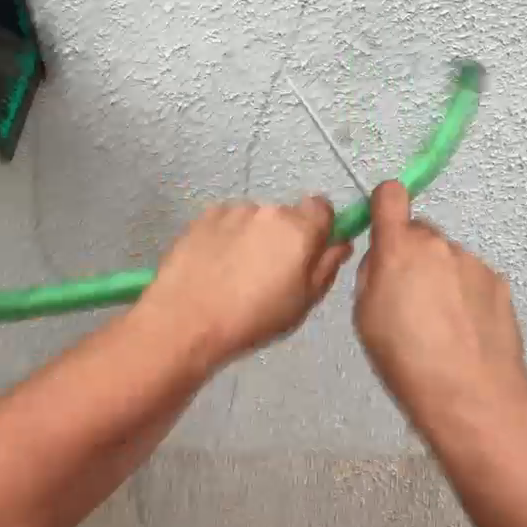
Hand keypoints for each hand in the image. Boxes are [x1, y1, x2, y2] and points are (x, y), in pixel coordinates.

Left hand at [137, 198, 353, 368]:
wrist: (186, 319)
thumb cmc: (253, 319)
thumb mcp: (302, 303)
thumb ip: (327, 267)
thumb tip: (340, 243)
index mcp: (299, 229)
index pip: (322, 207)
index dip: (319, 227)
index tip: (309, 252)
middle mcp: (269, 210)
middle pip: (286, 216)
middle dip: (283, 237)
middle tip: (269, 274)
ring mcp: (234, 210)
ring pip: (255, 219)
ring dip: (253, 237)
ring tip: (235, 274)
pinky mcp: (204, 216)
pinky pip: (226, 221)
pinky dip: (226, 237)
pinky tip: (214, 266)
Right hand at [354, 181, 526, 422]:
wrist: (474, 400)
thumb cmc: (407, 362)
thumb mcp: (364, 318)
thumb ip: (372, 274)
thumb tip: (383, 259)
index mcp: (400, 248)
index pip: (390, 195)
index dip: (384, 204)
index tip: (382, 226)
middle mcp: (438, 245)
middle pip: (419, 233)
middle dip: (411, 255)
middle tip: (407, 299)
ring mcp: (473, 263)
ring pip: (446, 258)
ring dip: (440, 277)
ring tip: (441, 327)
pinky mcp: (499, 284)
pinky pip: (472, 278)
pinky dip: (465, 296)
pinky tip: (465, 333)